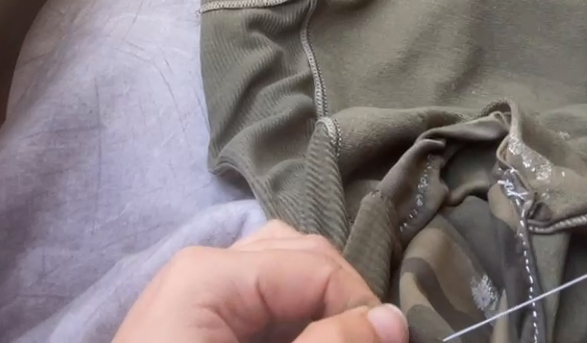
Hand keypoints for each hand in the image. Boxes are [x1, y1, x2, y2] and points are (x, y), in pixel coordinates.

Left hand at [112, 221, 408, 342]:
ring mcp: (194, 291)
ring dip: (317, 301)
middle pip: (296, 252)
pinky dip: (289, 316)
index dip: (358, 305)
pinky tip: (302, 341)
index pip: (312, 264)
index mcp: (210, 274)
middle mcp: (201, 265)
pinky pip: (256, 297)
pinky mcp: (194, 320)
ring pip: (279, 267)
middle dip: (341, 297)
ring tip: (339, 341)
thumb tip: (393, 320)